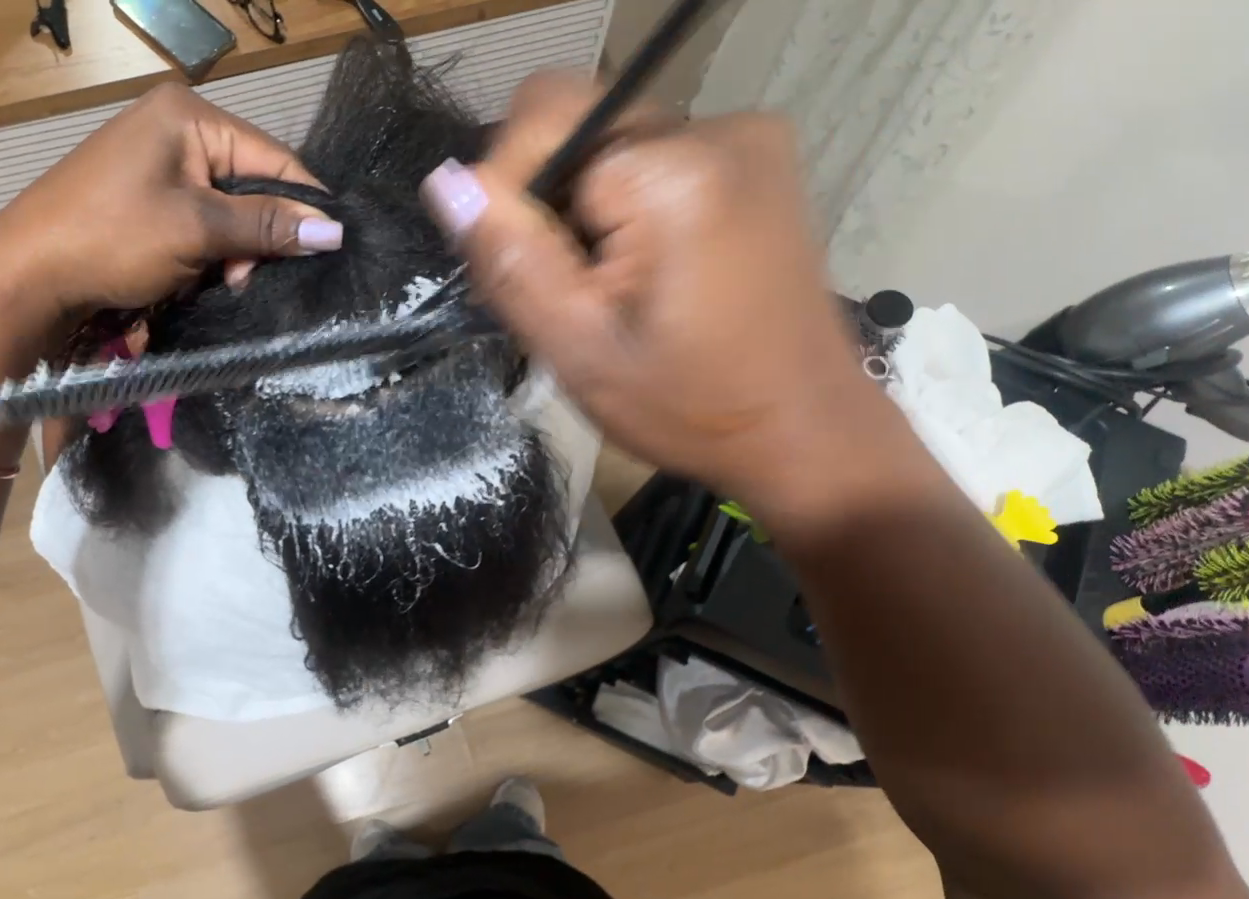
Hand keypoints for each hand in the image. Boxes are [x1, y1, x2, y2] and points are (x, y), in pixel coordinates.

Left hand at [0, 84, 342, 324]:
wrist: (30, 274)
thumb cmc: (113, 238)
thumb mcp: (197, 230)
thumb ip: (266, 227)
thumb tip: (335, 231)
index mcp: (189, 115)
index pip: (272, 158)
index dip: (303, 205)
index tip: (326, 251)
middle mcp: (176, 128)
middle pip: (250, 186)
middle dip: (255, 238)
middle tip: (240, 279)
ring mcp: (158, 164)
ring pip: (228, 212)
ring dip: (230, 254)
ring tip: (213, 282)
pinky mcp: (147, 198)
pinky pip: (200, 224)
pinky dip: (205, 255)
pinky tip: (191, 278)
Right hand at [420, 76, 928, 529]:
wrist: (801, 428)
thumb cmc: (687, 406)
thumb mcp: (576, 348)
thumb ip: (509, 259)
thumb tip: (446, 182)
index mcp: (670, 171)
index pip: (539, 120)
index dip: (511, 195)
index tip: (532, 276)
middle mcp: (717, 126)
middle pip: (578, 127)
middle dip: (551, 205)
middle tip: (568, 293)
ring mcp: (749, 135)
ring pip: (612, 145)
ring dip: (589, 211)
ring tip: (611, 292)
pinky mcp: (762, 157)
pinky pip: (657, 158)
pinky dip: (631, 208)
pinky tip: (649, 273)